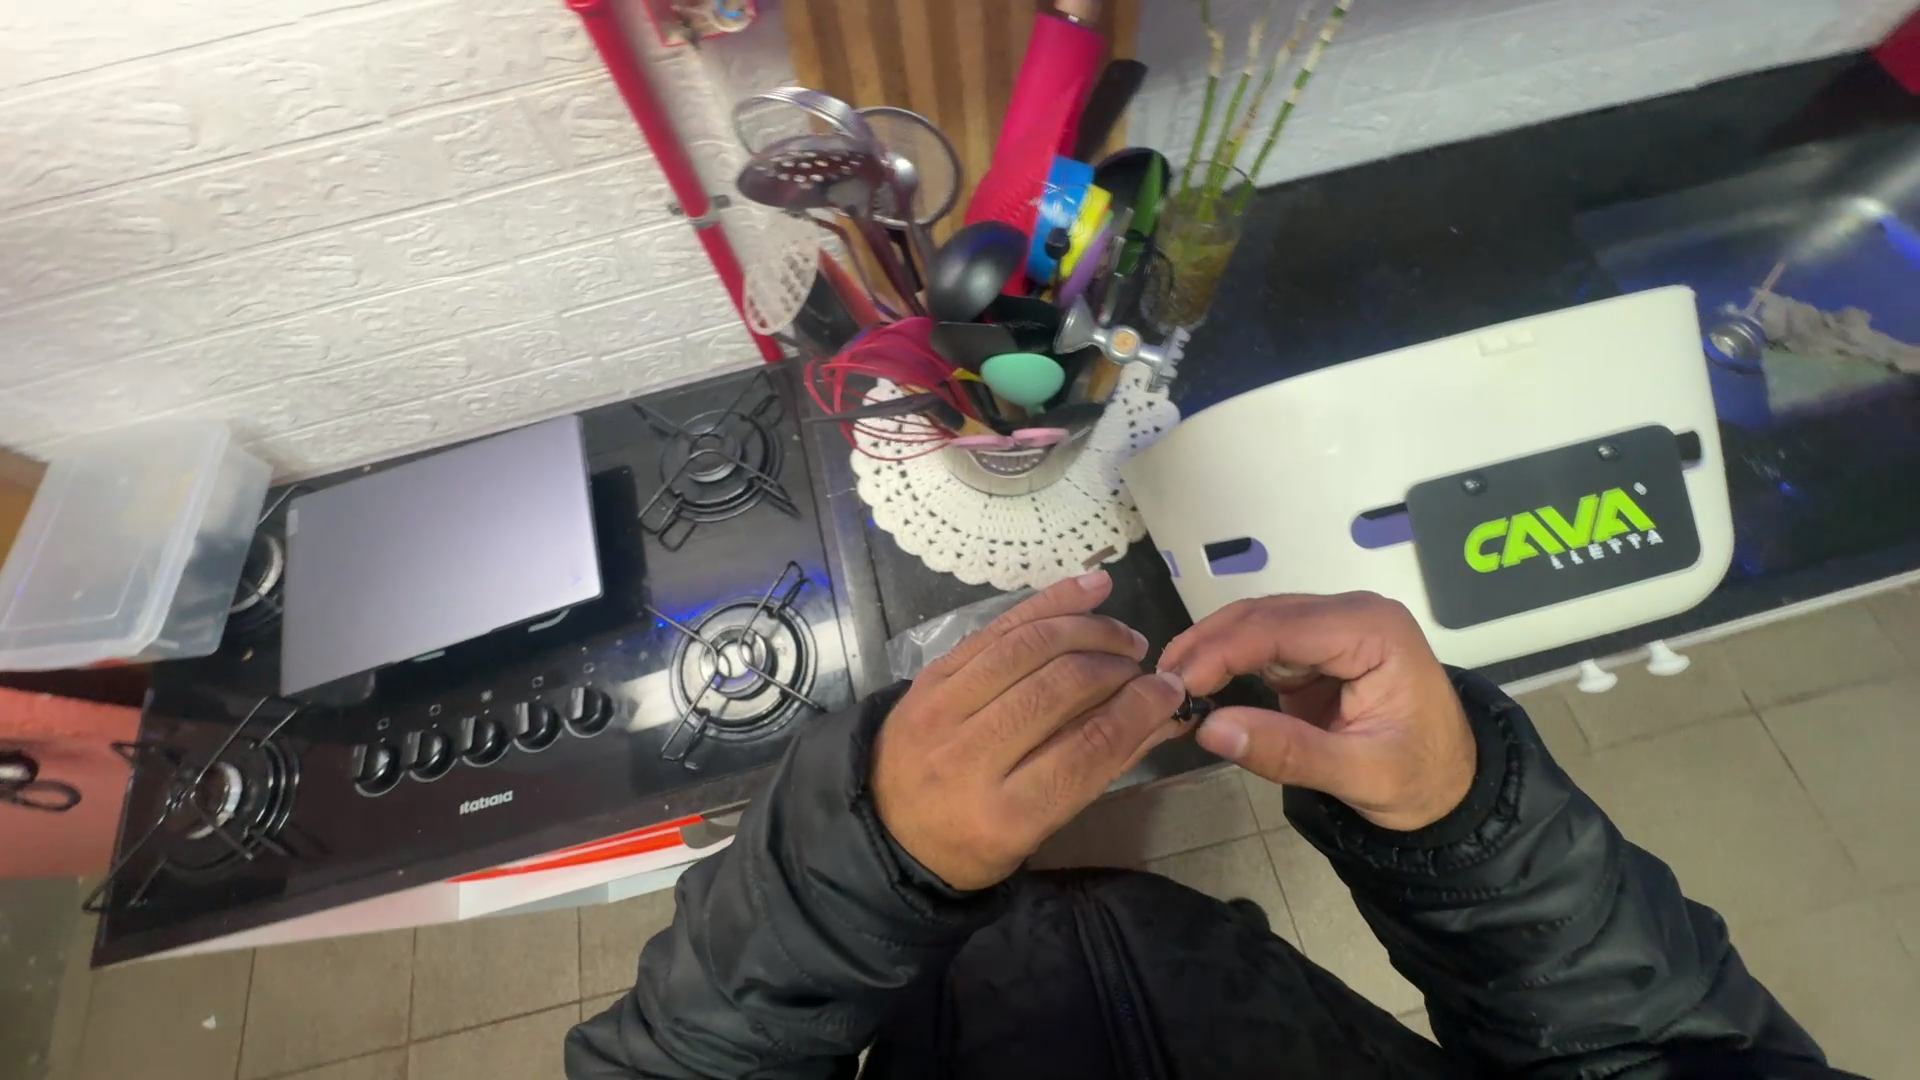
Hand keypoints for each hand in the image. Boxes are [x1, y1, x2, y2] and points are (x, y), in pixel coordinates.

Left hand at [873, 571, 1187, 889]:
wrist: (884, 826)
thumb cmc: (971, 842)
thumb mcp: (1037, 829)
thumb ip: (1099, 768)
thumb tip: (1162, 716)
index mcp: (1002, 815)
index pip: (1087, 748)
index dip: (1138, 711)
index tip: (1171, 690)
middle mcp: (969, 756)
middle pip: (1059, 688)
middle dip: (1114, 668)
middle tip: (1142, 665)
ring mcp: (942, 708)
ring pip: (1028, 647)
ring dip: (1087, 630)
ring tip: (1122, 636)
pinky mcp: (930, 675)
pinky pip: (996, 628)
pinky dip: (1048, 603)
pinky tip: (1090, 591)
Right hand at [1157, 593, 1474, 831]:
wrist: (1455, 789)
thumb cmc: (1422, 781)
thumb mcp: (1362, 775)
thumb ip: (1287, 751)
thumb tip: (1208, 728)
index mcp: (1372, 630)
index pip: (1278, 627)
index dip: (1219, 652)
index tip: (1175, 686)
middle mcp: (1349, 613)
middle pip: (1259, 615)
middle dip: (1205, 647)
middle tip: (1161, 685)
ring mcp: (1331, 625)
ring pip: (1252, 622)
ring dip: (1208, 649)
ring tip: (1171, 684)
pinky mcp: (1314, 645)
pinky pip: (1258, 642)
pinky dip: (1224, 660)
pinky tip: (1198, 681)